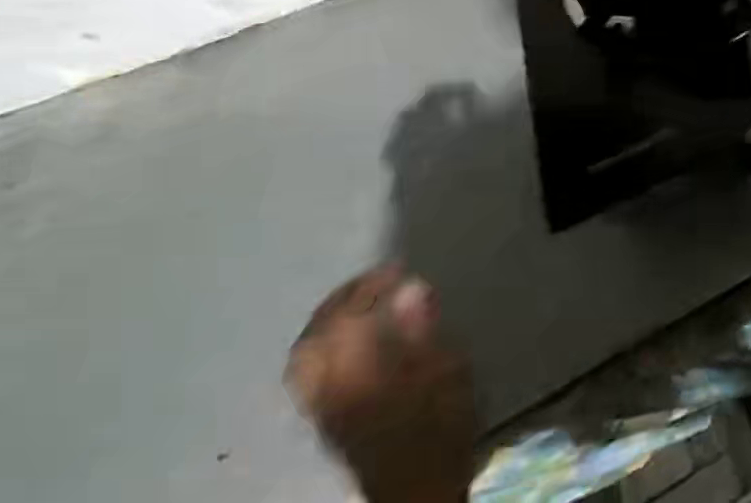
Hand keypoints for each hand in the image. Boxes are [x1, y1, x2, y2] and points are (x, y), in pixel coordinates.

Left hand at [285, 266, 478, 502]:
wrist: (419, 490)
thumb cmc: (440, 429)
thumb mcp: (446, 374)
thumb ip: (422, 330)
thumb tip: (411, 285)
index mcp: (355, 375)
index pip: (343, 320)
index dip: (366, 287)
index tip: (397, 268)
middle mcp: (327, 389)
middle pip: (312, 339)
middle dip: (337, 302)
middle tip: (371, 280)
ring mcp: (321, 407)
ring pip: (304, 357)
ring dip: (327, 322)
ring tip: (359, 302)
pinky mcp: (327, 419)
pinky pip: (311, 372)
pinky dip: (326, 344)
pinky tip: (353, 338)